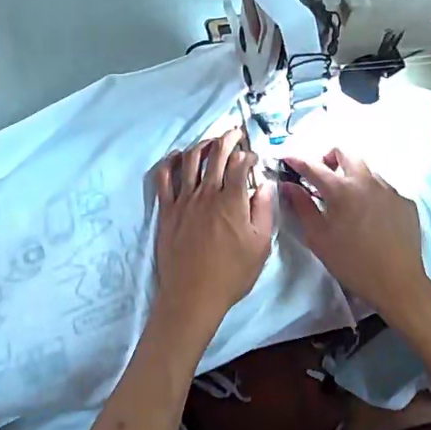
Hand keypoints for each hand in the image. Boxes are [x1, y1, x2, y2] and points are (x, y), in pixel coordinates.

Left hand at [150, 129, 274, 343]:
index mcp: (232, 200)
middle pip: (216, 154)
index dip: (249, 155)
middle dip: (228, 139)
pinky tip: (177, 156)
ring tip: (210, 141)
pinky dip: (171, 162)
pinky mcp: (167, 210)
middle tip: (235, 134)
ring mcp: (184, 199)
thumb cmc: (231, 274)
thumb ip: (264, 211)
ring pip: (191, 159)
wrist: (192, 295)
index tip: (253, 158)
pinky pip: (164, 178)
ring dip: (202, 144)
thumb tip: (265, 185)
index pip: (240, 164)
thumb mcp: (260, 246)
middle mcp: (207, 193)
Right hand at [280, 149, 430, 328]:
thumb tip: (288, 185)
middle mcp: (367, 181)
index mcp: (342, 189)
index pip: (313, 166)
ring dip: (353, 177)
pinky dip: (372, 195)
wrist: (398, 283)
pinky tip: (371, 218)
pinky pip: (384, 190)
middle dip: (329, 158)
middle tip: (322, 176)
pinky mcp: (405, 202)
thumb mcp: (319, 237)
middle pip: (346, 153)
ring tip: (348, 202)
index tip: (287, 159)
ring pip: (367, 171)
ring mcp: (390, 190)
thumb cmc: (352, 263)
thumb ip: (302, 207)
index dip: (297, 160)